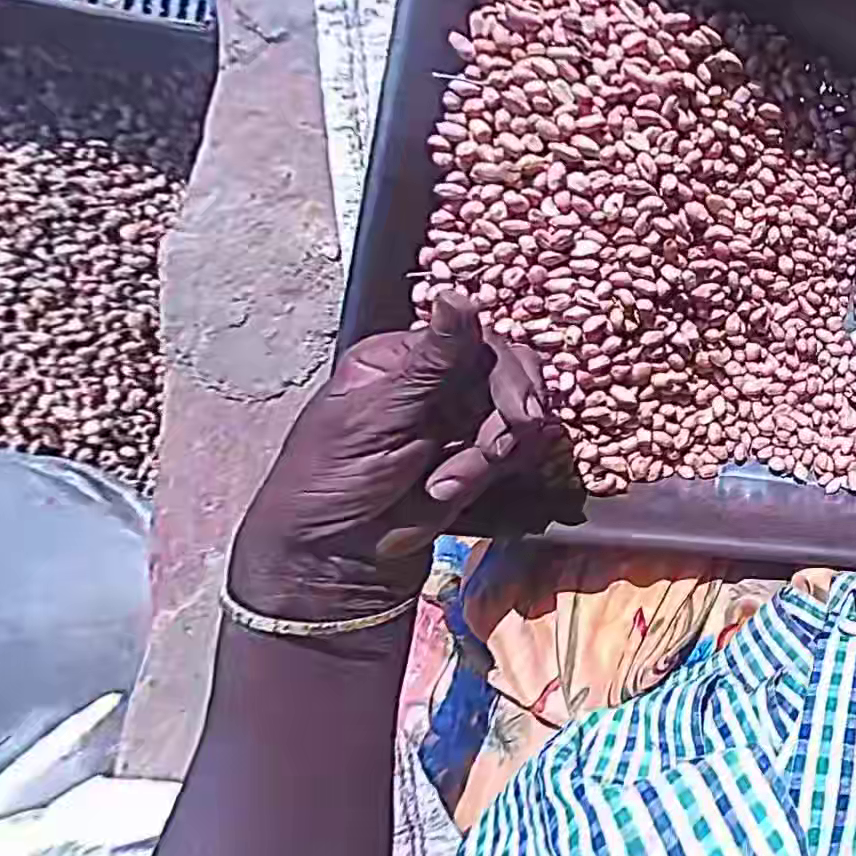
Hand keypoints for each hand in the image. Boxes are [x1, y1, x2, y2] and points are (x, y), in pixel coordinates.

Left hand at [229, 293, 567, 623]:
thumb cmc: (333, 481)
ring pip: (522, 411)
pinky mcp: (483, 450)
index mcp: (409, 359)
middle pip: (512, 373)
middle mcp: (444, 381)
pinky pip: (521, 445)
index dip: (509, 376)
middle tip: (502, 446)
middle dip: (510, 414)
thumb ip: (432, 359)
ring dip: (497, 449)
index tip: (521, 414)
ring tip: (451, 482)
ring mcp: (467, 416)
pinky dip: (499, 469)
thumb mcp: (377, 416)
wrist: (335, 561)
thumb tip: (459, 295)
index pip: (482, 344)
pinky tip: (456, 488)